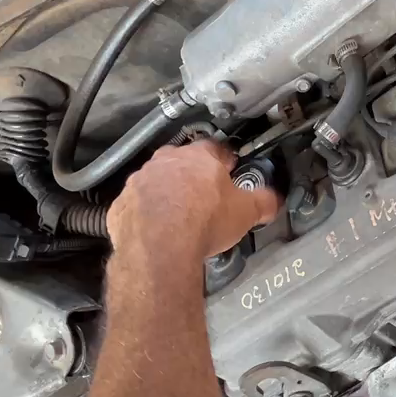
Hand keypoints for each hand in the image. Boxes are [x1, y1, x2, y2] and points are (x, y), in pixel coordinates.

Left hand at [107, 140, 278, 259]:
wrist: (159, 247)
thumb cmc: (204, 222)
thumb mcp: (246, 212)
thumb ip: (264, 201)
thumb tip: (274, 199)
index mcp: (199, 157)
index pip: (217, 149)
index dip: (227, 162)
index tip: (231, 172)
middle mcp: (166, 161)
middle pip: (184, 162)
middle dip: (194, 176)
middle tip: (206, 198)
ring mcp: (140, 181)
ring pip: (157, 181)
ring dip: (168, 193)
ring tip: (181, 218)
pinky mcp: (121, 204)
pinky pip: (137, 205)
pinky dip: (146, 214)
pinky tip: (158, 231)